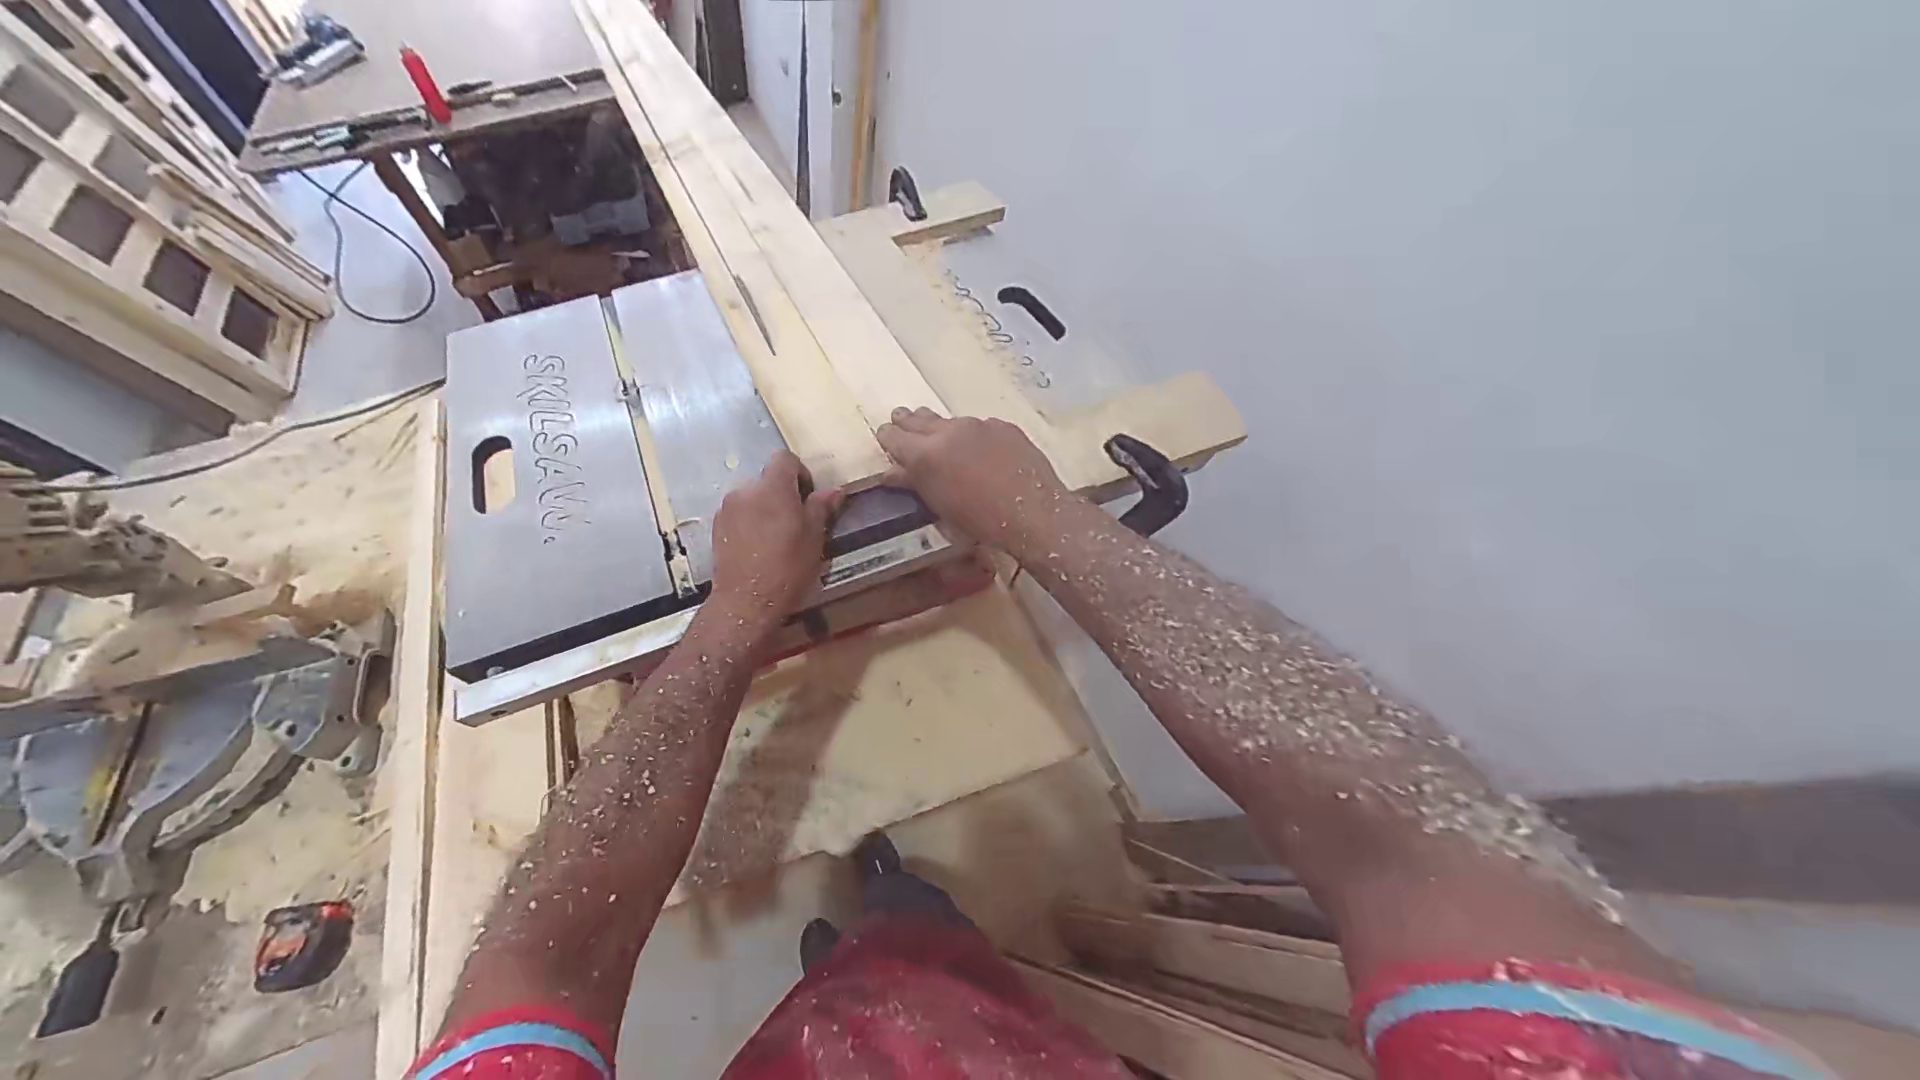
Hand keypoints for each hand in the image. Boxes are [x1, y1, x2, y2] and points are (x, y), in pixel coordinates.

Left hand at [710, 451, 842, 625]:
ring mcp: (727, 509)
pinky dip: (750, 523)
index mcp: (772, 488)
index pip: (785, 459)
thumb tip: (834, 491)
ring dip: (765, 509)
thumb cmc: (788, 567)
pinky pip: (738, 514)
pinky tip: (759, 547)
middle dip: (782, 494)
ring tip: (777, 538)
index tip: (809, 496)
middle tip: (797, 522)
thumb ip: (821, 508)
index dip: (800, 472)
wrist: (747, 601)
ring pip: (752, 498)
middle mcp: (745, 491)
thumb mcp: (815, 538)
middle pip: (767, 480)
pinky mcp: (716, 527)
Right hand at [875, 407, 1075, 553]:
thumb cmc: (980, 521)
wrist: (1034, 512)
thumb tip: (891, 472)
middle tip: (901, 420)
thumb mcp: (939, 506)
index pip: (894, 436)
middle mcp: (949, 431)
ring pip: (950, 421)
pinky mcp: (1004, 427)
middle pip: (918, 419)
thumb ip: (913, 483)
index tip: (885, 437)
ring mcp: (979, 425)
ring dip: (940, 428)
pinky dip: (974, 436)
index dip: (887, 437)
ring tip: (937, 434)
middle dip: (907, 422)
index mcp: (926, 454)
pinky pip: (980, 427)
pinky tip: (981, 451)